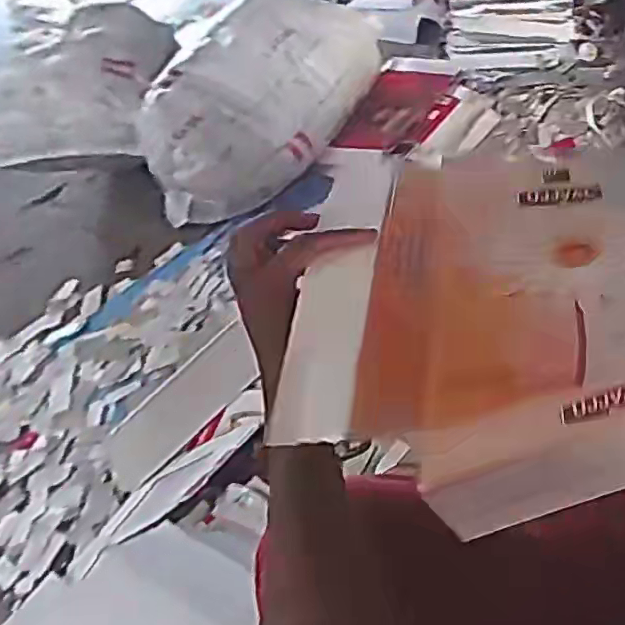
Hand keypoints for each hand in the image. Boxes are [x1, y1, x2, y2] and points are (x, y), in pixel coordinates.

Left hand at [228, 211, 374, 397]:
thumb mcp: (333, 326)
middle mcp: (251, 289)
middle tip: (316, 221)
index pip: (303, 247)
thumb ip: (349, 296)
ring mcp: (250, 300)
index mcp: (269, 288)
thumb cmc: (310, 370)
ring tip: (307, 238)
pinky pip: (257, 272)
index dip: (337, 238)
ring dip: (274, 239)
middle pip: (252, 237)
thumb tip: (376, 274)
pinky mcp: (257, 313)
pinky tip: (306, 271)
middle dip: (282, 222)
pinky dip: (276, 261)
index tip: (365, 237)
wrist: (289, 403)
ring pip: (248, 253)